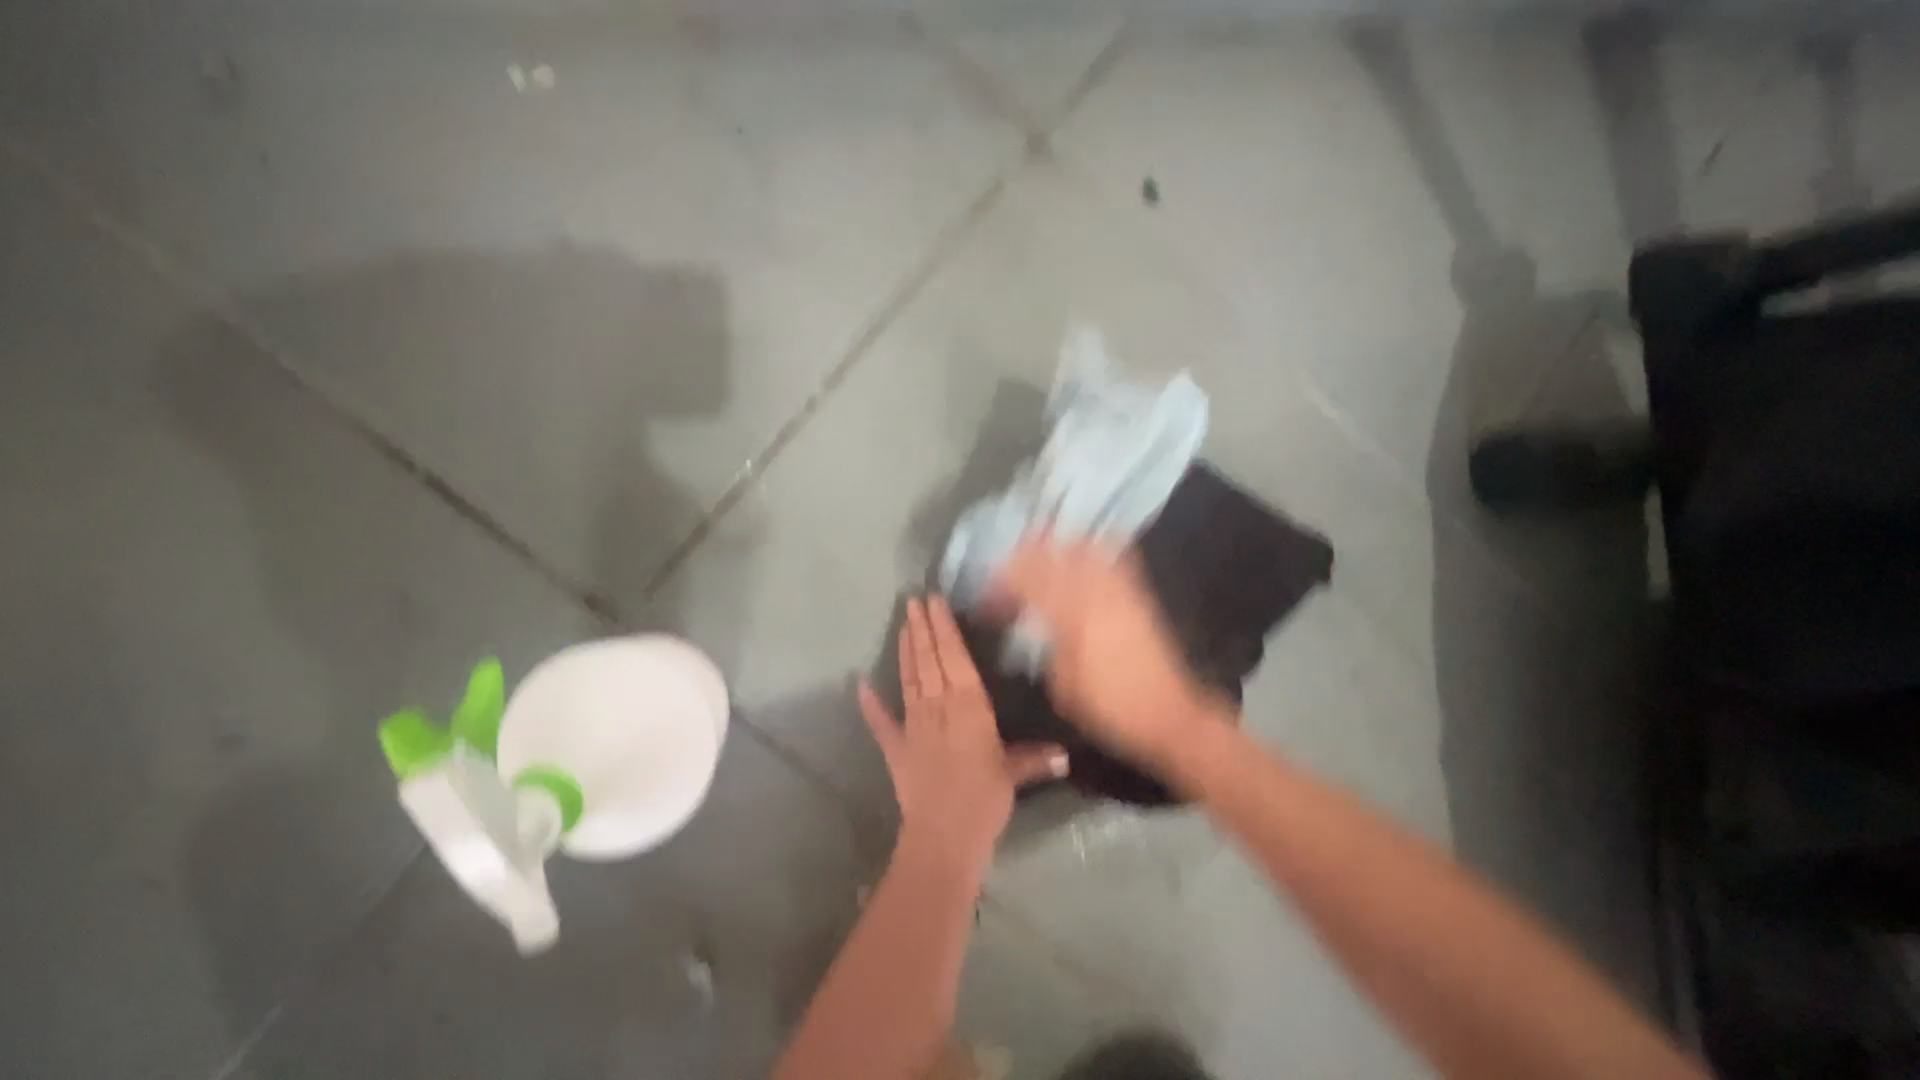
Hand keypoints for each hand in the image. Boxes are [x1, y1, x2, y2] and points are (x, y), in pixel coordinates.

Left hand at [859, 596, 1068, 876]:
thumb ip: (1033, 759)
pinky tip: (860, 683)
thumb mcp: (1013, 774)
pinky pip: (882, 722)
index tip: (934, 602)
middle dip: (922, 629)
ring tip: (903, 624)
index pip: (955, 658)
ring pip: (909, 680)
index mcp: (970, 706)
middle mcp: (939, 707)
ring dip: (905, 652)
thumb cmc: (985, 799)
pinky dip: (871, 703)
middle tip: (913, 601)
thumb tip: (1064, 755)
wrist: (944, 835)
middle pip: (929, 661)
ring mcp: (914, 726)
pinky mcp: (896, 748)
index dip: (944, 628)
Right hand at [989, 539, 1220, 764]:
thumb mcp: (1061, 683)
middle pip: (1053, 554)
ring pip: (1082, 548)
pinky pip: (1113, 559)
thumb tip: (1029, 627)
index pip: (1027, 580)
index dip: (1001, 581)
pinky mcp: (1138, 595)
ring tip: (1037, 554)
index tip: (987, 594)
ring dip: (1056, 546)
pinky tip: (1080, 555)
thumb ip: (1044, 646)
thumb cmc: (1109, 708)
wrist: (1168, 714)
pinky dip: (1091, 551)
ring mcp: (1120, 589)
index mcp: (1070, 613)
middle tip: (1006, 568)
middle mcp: (1095, 591)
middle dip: (1024, 554)